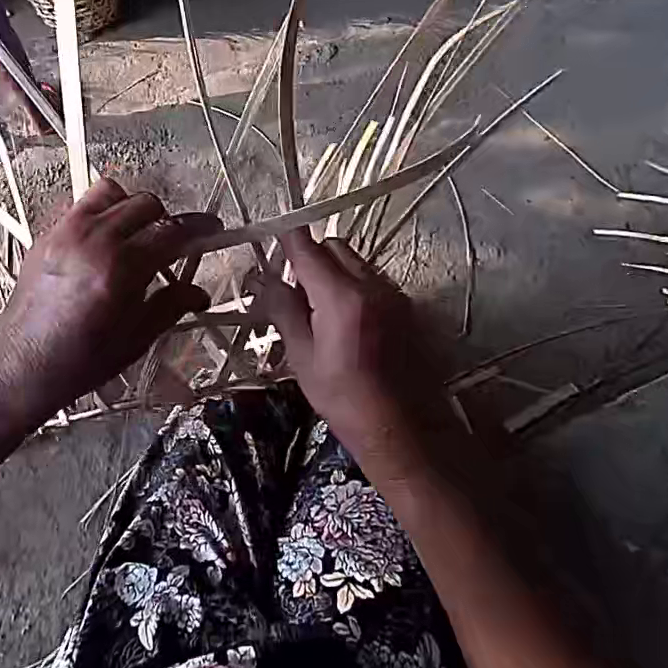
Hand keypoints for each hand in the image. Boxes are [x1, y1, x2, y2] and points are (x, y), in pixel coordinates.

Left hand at [0, 178, 218, 426]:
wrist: (17, 365)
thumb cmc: (77, 361)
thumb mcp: (134, 340)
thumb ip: (170, 306)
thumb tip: (199, 293)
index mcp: (120, 270)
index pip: (171, 231)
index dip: (198, 228)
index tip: (212, 230)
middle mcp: (94, 241)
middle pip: (146, 204)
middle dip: (166, 220)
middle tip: (171, 246)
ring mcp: (67, 232)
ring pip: (113, 192)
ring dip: (132, 208)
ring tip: (135, 236)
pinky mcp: (48, 233)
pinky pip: (83, 203)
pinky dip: (102, 211)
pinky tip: (105, 239)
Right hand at [252, 231, 457, 451]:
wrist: (403, 428)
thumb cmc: (345, 399)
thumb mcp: (302, 357)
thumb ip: (284, 309)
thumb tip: (263, 278)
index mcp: (341, 297)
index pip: (308, 248)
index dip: (286, 239)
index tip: (271, 240)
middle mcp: (372, 285)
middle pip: (333, 247)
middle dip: (310, 257)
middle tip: (292, 288)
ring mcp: (393, 293)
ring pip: (354, 261)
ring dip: (332, 271)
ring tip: (317, 309)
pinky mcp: (405, 306)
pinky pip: (371, 279)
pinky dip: (352, 285)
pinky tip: (343, 320)